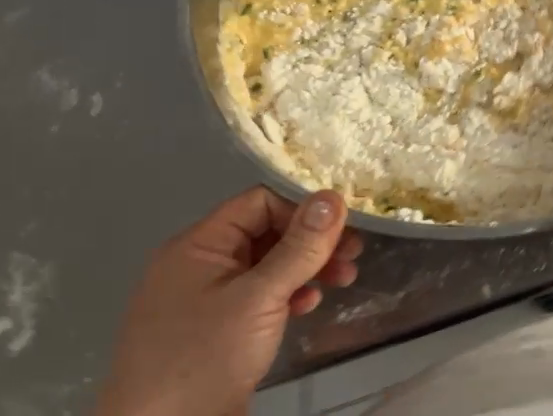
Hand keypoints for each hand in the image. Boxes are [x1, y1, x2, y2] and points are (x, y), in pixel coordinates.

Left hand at [95, 188, 363, 415]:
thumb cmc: (205, 356)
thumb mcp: (259, 297)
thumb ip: (300, 246)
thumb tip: (333, 195)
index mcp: (198, 247)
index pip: (260, 203)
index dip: (302, 209)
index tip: (343, 226)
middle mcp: (201, 265)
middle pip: (269, 232)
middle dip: (314, 241)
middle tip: (354, 253)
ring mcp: (208, 298)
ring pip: (271, 264)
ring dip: (310, 267)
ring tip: (343, 280)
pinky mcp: (219, 326)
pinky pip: (263, 294)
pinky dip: (291, 294)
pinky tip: (308, 306)